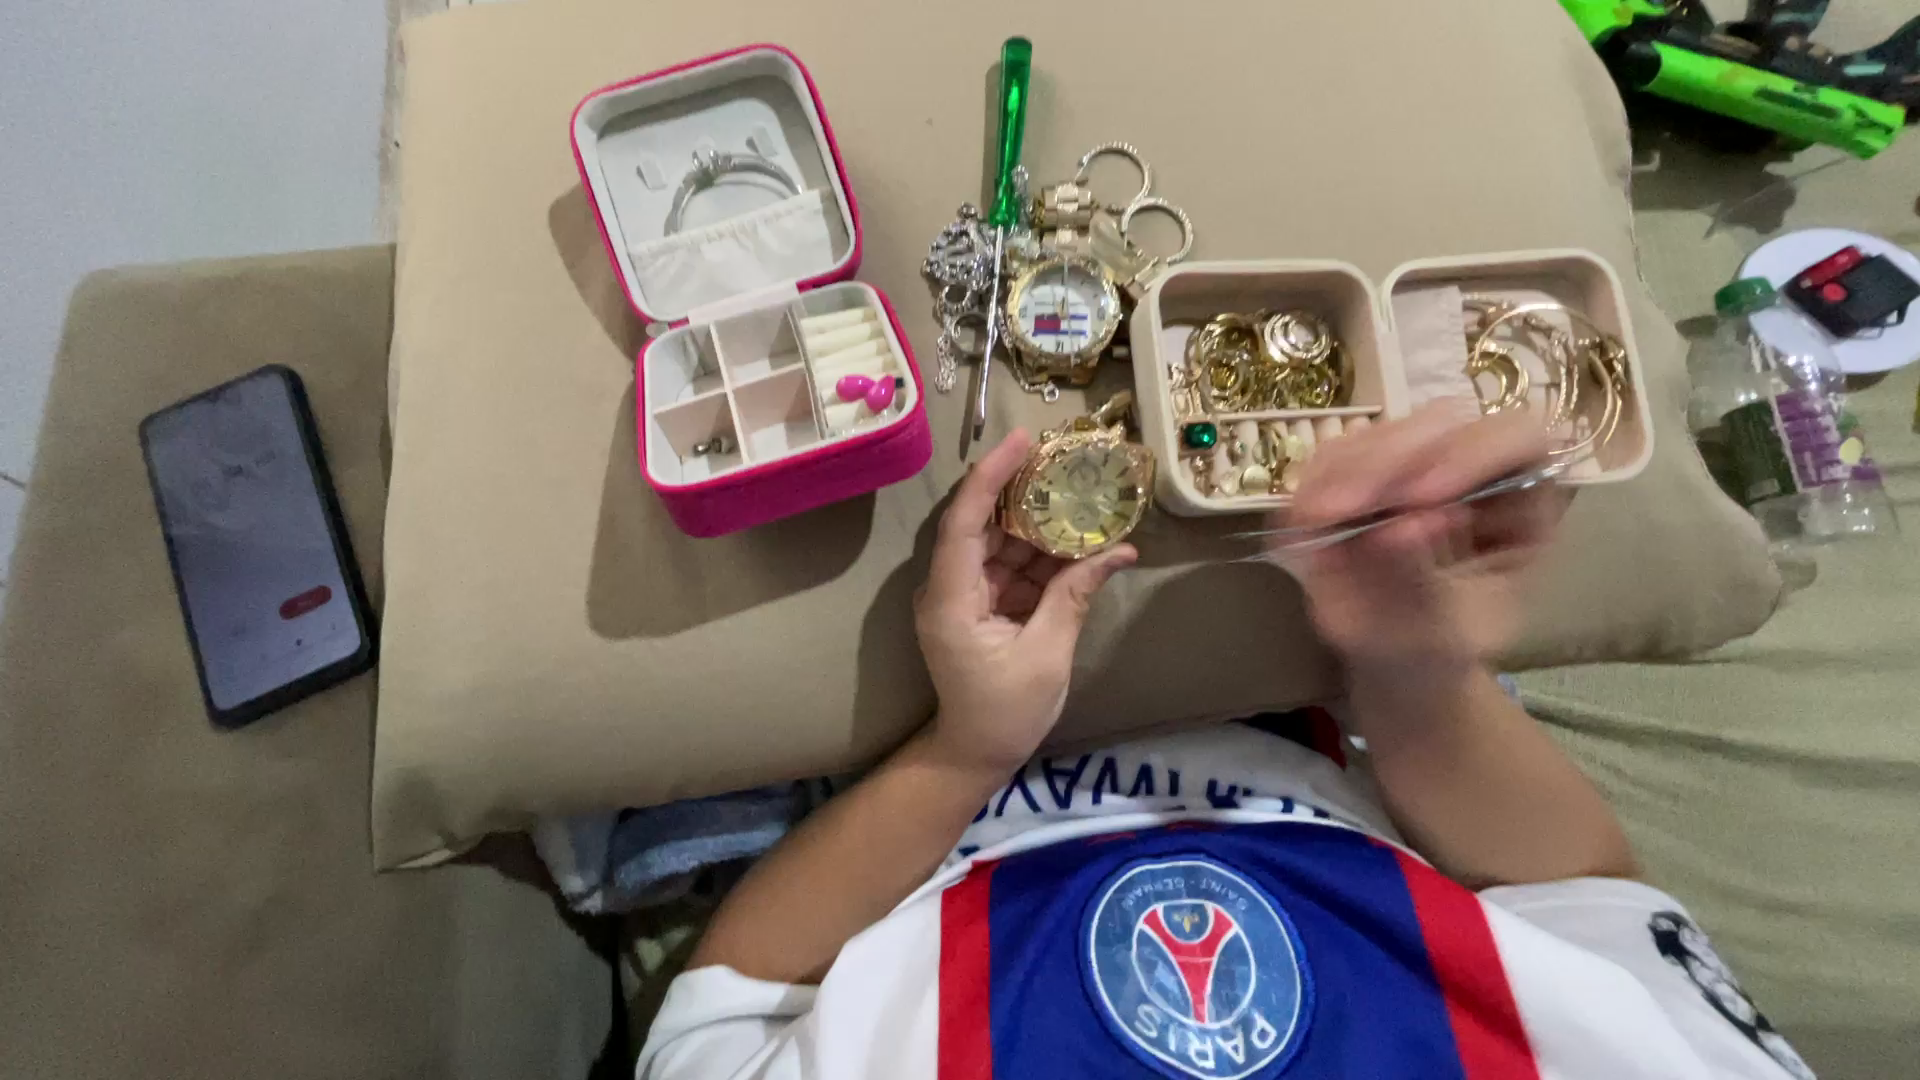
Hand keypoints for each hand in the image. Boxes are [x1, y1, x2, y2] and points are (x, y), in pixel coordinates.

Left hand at [914, 430, 1136, 774]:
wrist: (976, 752)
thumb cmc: (1005, 712)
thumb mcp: (1047, 655)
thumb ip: (1075, 596)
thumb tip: (1121, 550)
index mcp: (951, 599)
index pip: (963, 522)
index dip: (990, 476)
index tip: (1022, 440)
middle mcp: (949, 588)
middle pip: (982, 524)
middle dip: (1022, 491)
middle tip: (1064, 459)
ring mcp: (963, 595)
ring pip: (1000, 543)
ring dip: (1039, 524)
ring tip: (1082, 493)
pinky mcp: (980, 604)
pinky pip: (1010, 567)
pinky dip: (1042, 556)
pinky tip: (1079, 540)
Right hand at [1280, 408, 1566, 679]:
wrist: (1397, 652)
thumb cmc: (1436, 645)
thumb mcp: (1442, 632)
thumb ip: (1423, 584)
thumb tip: (1395, 529)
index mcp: (1520, 496)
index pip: (1513, 438)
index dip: (1471, 454)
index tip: (1422, 500)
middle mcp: (1465, 466)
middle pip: (1435, 422)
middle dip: (1387, 461)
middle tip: (1345, 510)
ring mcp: (1404, 465)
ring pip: (1373, 434)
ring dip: (1340, 474)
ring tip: (1318, 519)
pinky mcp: (1353, 475)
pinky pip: (1326, 459)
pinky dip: (1311, 485)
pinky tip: (1306, 519)